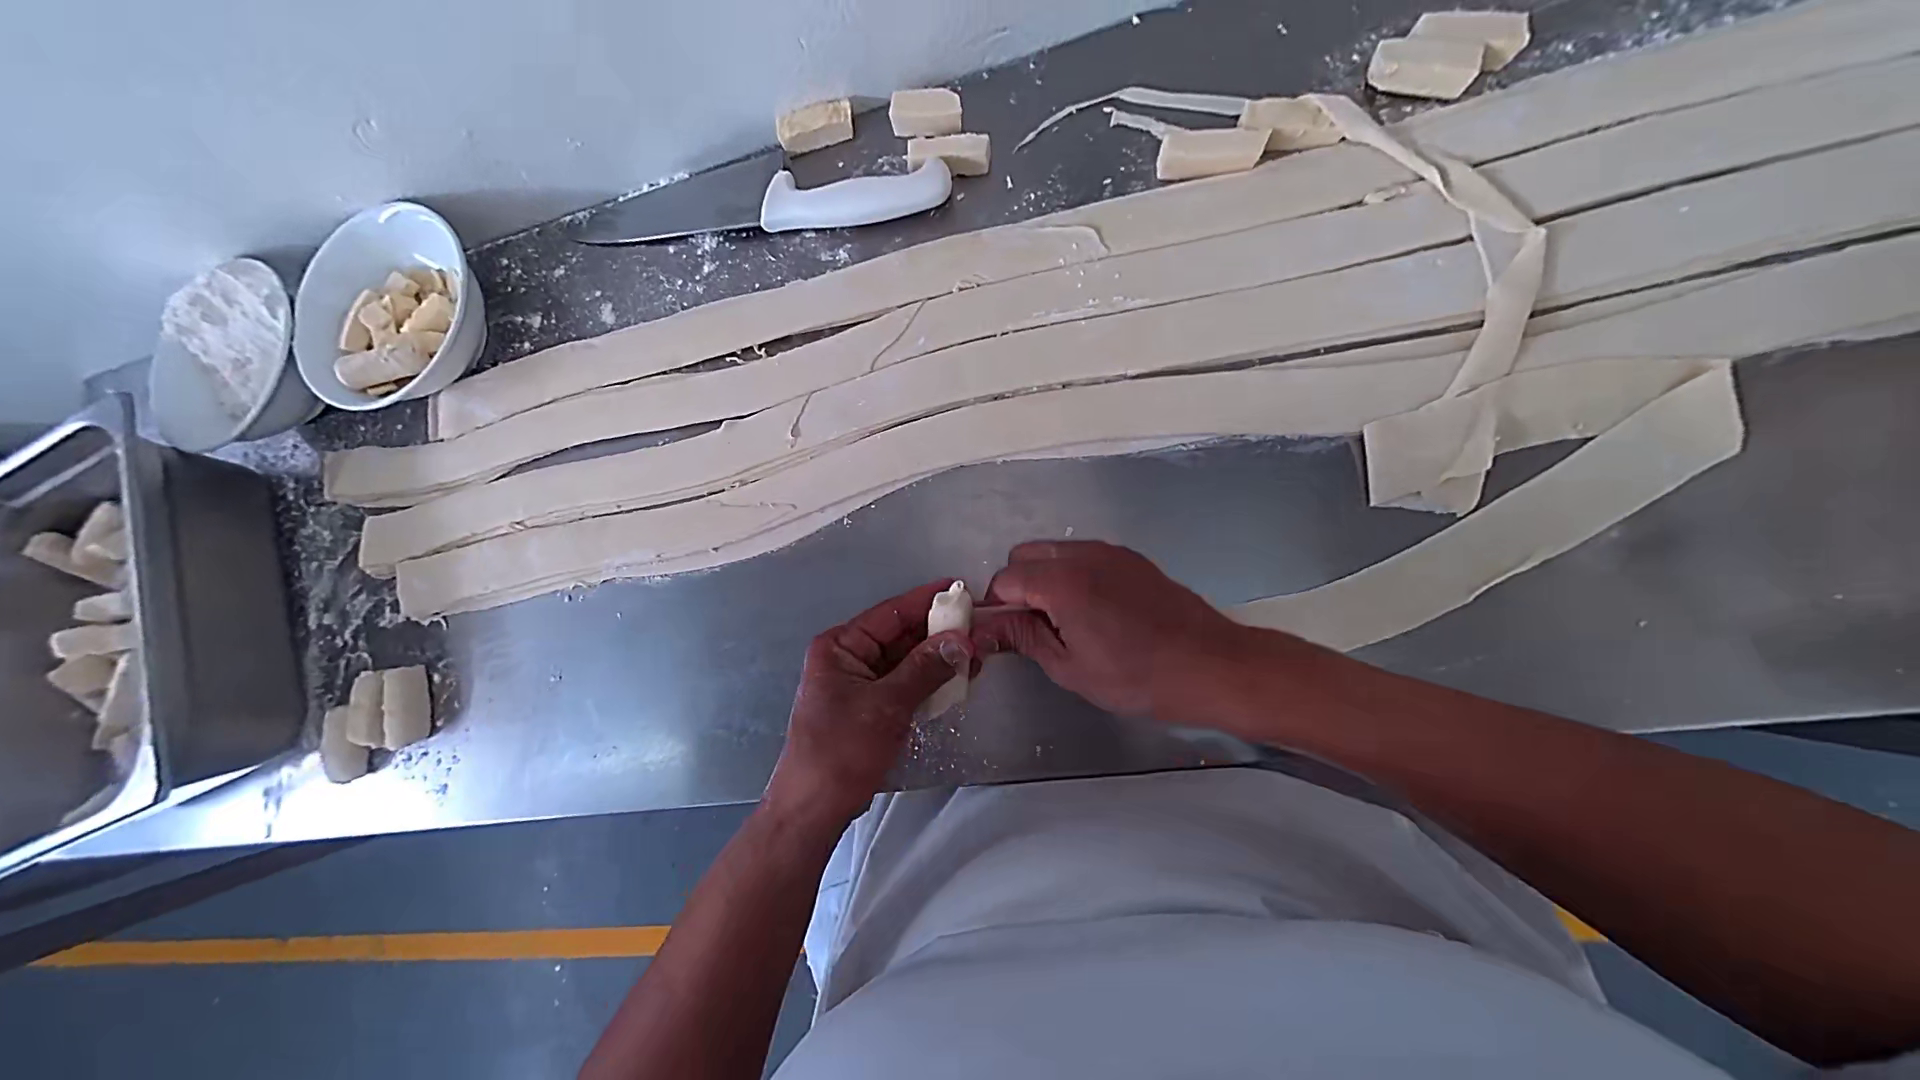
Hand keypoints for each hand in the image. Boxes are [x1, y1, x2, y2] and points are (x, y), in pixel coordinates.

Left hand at [763, 580, 972, 831]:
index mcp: (840, 647)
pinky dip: (929, 681)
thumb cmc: (841, 751)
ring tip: (975, 653)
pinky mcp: (871, 707)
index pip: (890, 613)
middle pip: (900, 635)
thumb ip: (926, 669)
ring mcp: (860, 684)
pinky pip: (905, 683)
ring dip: (938, 658)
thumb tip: (961, 640)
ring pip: (906, 660)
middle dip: (938, 633)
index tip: (959, 590)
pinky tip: (957, 678)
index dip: (926, 601)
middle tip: (978, 627)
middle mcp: (848, 658)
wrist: (814, 808)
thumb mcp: (886, 705)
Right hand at [973, 541, 1260, 721]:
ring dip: (1044, 578)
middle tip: (1033, 627)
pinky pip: (1084, 556)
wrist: (1210, 665)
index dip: (996, 606)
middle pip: (1025, 555)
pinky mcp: (1131, 558)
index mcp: (1062, 581)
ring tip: (1065, 620)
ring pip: (1054, 551)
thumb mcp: (1070, 668)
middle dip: (1017, 586)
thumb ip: (1023, 638)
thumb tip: (988, 626)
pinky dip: (1072, 574)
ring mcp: (1110, 552)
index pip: (1005, 578)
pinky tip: (1094, 611)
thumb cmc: (1137, 677)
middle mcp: (1083, 554)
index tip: (1004, 633)